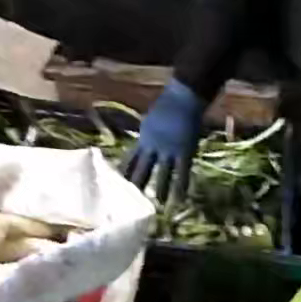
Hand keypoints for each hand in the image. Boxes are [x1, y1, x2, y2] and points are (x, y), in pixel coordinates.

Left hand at [124, 80, 206, 203]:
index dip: (123, 173)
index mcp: (143, 138)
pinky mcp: (183, 152)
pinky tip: (181, 199)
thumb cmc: (168, 106)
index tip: (116, 187)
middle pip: (142, 170)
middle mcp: (152, 146)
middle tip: (133, 204)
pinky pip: (182, 173)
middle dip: (137, 186)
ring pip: (162, 174)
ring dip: (161, 191)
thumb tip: (143, 145)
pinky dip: (181, 186)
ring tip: (158, 205)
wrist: (183, 97)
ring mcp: (168, 150)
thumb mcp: (149, 121)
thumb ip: (147, 136)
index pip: (129, 160)